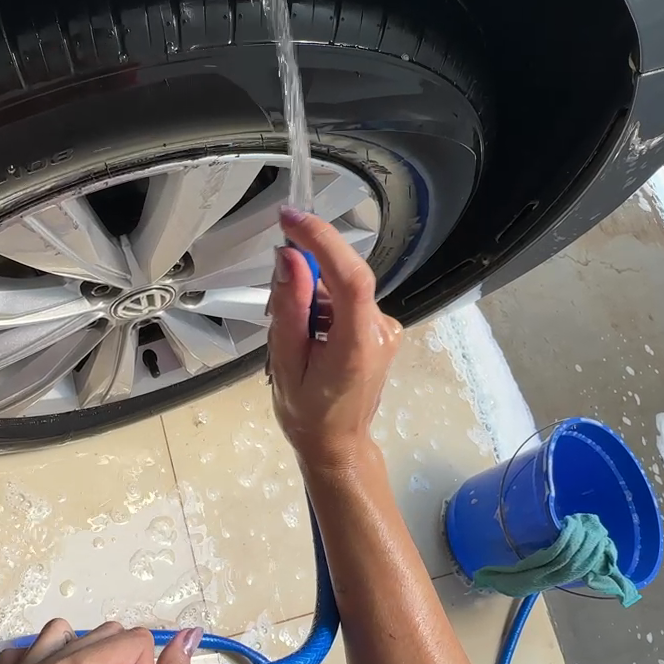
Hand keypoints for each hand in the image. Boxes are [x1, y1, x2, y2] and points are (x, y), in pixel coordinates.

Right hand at [266, 206, 403, 473]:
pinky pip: (348, 303)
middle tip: (276, 299)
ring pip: (343, 290)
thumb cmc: (306, 413)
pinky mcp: (383, 330)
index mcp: (357, 344)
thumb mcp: (285, 363)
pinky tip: (311, 337)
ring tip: (294, 338)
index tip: (290, 219)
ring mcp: (387, 330)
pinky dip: (324, 308)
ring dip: (313, 297)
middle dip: (306, 274)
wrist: (337, 444)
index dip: (322, 240)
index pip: (350, 276)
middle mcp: (381, 331)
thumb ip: (289, 309)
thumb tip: (290, 258)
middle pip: (345, 278)